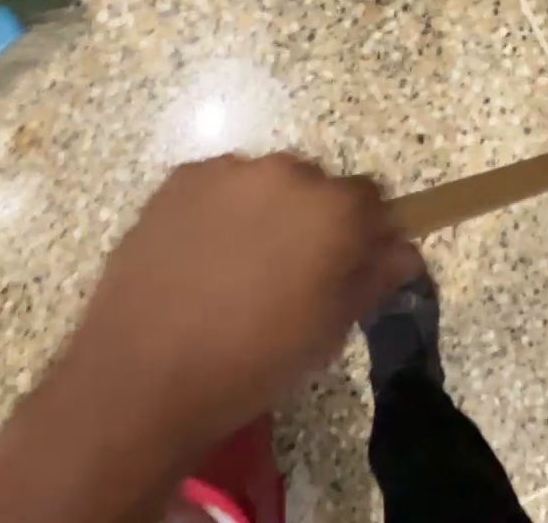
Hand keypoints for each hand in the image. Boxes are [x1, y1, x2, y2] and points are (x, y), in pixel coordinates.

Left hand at [67, 153, 421, 443]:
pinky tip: (200, 254)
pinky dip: (220, 209)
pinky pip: (219, 185)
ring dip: (266, 210)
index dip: (364, 230)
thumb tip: (403, 250)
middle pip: (318, 184)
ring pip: (266, 182)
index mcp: (335, 209)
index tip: (348, 262)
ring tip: (236, 264)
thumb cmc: (254, 360)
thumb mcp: (329, 329)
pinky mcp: (182, 178)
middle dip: (313, 217)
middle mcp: (288, 172)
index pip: (372, 197)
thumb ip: (374, 277)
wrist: (143, 376)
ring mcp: (229, 171)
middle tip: (289, 269)